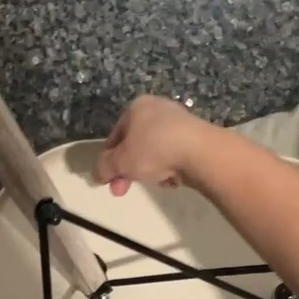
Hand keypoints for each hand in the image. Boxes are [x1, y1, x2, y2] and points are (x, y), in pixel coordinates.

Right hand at [94, 96, 223, 196]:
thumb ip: (103, 168)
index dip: (108, 159)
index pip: (115, 135)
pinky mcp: (196, 137)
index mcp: (137, 107)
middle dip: (127, 170)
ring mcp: (180, 122)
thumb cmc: (153, 150)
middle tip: (122, 191)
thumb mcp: (120, 162)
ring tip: (154, 182)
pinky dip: (169, 168)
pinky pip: (173, 156)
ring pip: (154, 152)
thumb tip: (97, 174)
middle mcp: (158, 109)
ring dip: (149, 170)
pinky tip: (172, 178)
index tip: (108, 180)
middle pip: (135, 145)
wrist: (200, 152)